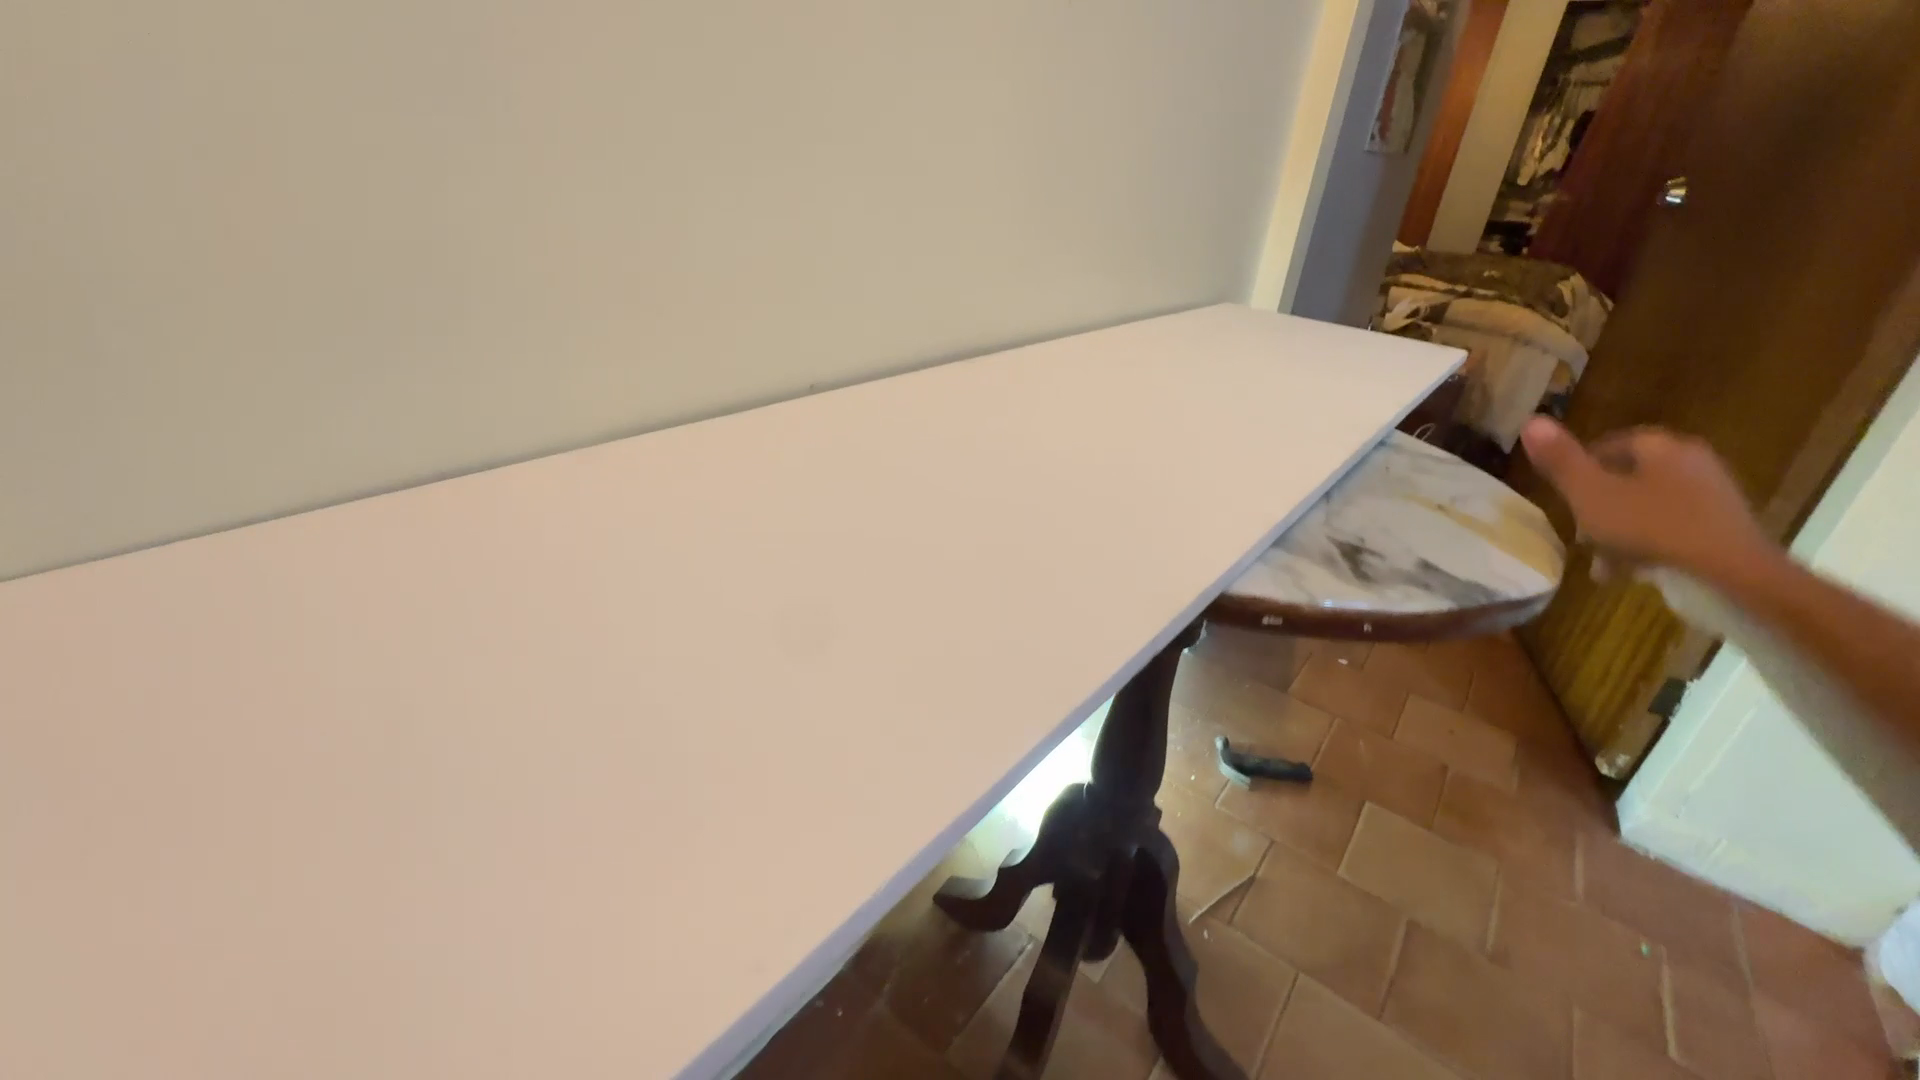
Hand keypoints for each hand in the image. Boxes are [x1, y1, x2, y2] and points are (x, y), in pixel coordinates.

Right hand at [1519, 417, 1774, 584]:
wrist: (1731, 571)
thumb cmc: (1652, 526)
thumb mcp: (1590, 495)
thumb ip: (1561, 461)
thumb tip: (1531, 420)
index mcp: (1661, 446)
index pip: (1611, 443)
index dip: (1580, 467)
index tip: (1562, 495)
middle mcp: (1691, 460)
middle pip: (1630, 476)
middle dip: (1599, 504)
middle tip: (1579, 531)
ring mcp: (1712, 493)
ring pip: (1648, 505)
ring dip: (1620, 529)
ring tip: (1601, 559)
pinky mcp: (1723, 525)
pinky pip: (1672, 526)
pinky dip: (1648, 543)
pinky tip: (1631, 570)